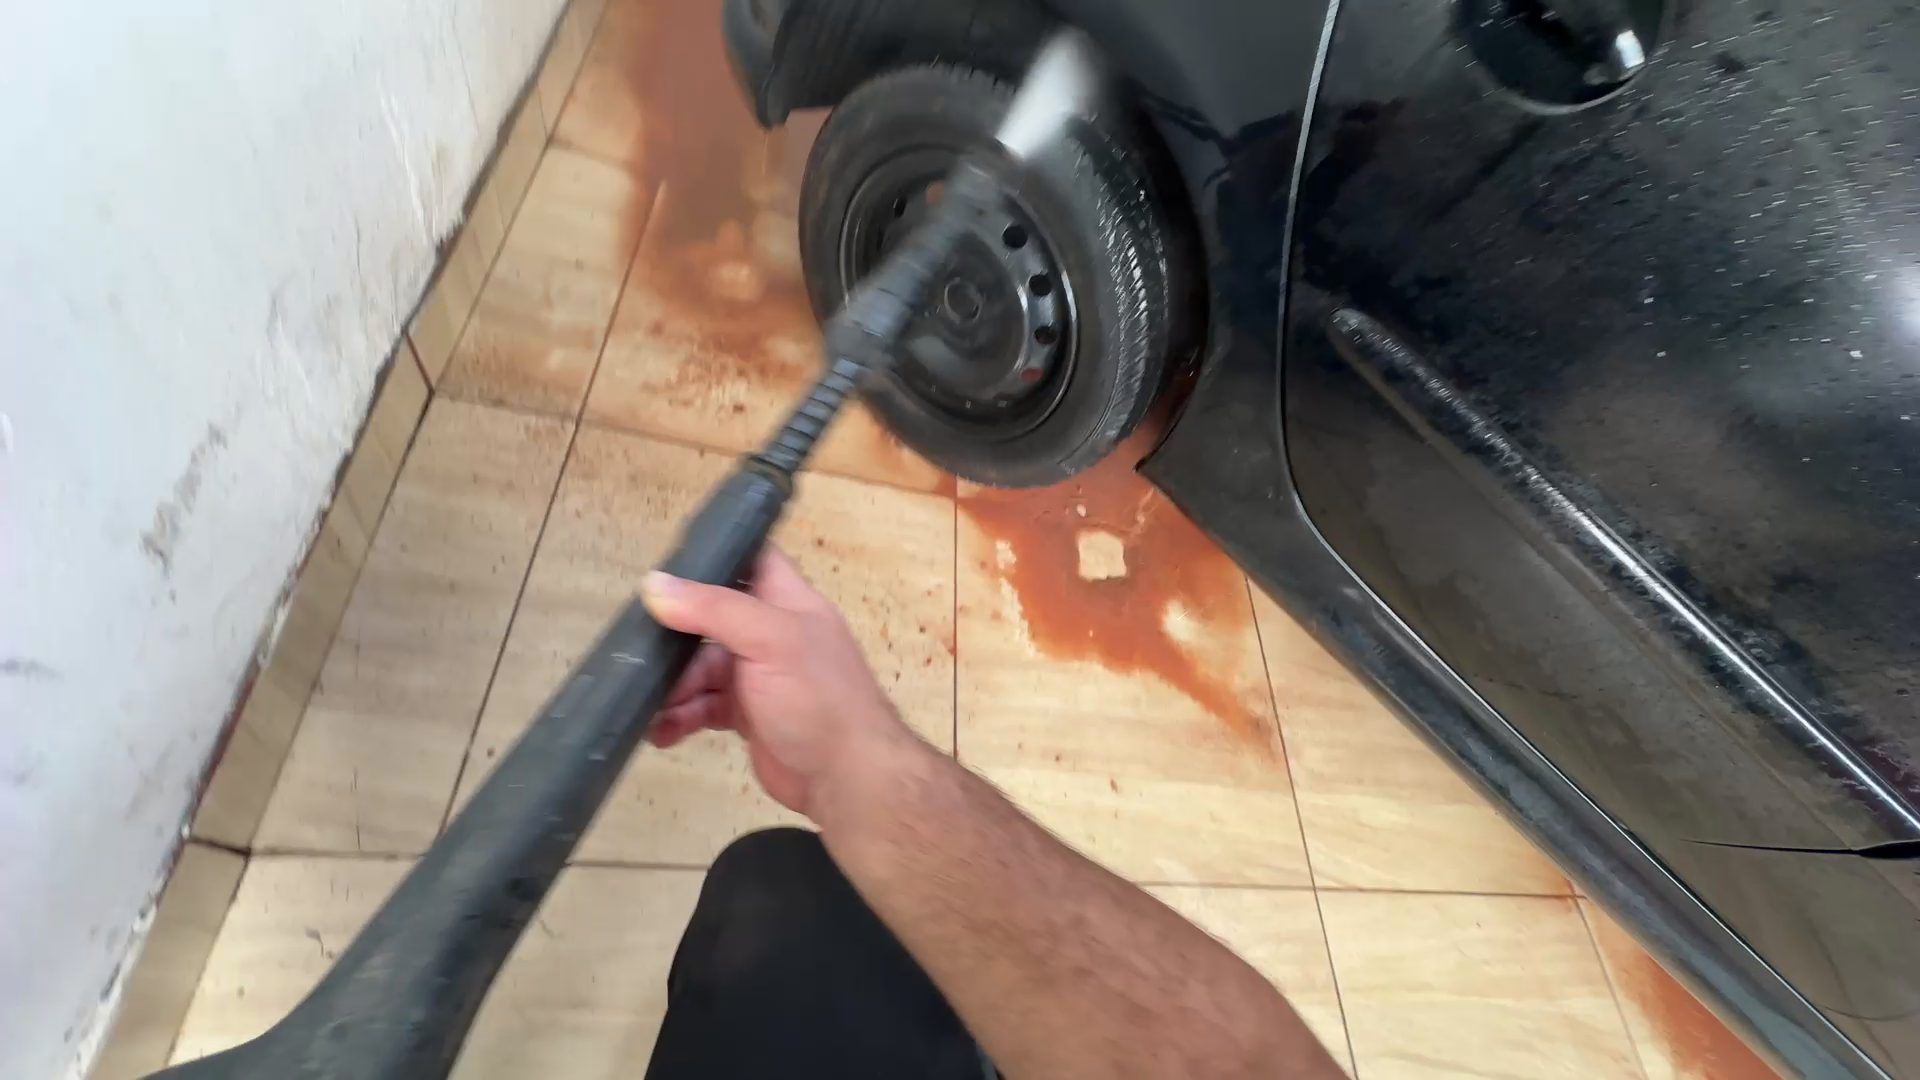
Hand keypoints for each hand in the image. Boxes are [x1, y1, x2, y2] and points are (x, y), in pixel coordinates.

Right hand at [641, 547, 917, 817]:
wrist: (845, 776)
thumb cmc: (816, 696)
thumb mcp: (770, 639)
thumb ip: (714, 610)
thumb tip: (654, 585)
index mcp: (790, 602)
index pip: (755, 560)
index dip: (718, 556)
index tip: (667, 564)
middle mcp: (774, 633)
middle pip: (713, 619)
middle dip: (677, 636)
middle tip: (640, 653)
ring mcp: (760, 676)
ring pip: (702, 667)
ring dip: (674, 685)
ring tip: (653, 706)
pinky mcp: (748, 715)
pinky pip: (703, 706)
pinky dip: (681, 716)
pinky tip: (662, 731)